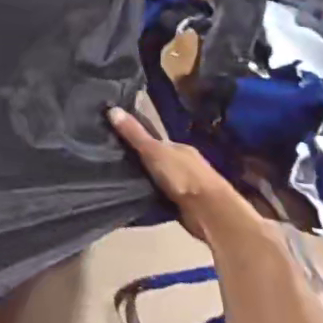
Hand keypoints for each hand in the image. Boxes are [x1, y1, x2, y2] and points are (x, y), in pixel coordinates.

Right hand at [108, 106, 254, 242]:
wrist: (210, 213)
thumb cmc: (183, 177)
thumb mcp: (154, 151)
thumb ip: (134, 134)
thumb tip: (112, 109)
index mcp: (181, 148)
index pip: (156, 141)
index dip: (138, 140)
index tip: (116, 142)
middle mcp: (186, 164)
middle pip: (159, 160)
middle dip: (141, 162)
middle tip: (114, 163)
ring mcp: (188, 185)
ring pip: (161, 179)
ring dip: (146, 181)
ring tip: (119, 181)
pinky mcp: (186, 205)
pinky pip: (163, 197)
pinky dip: (152, 196)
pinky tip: (137, 198)